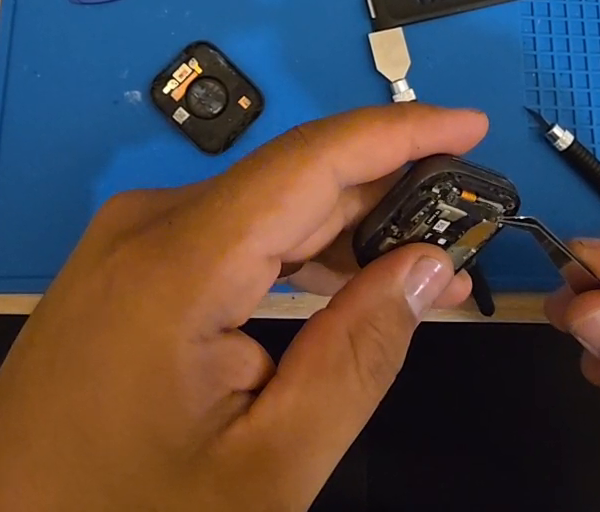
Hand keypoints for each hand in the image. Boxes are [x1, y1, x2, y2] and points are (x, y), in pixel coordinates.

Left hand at [0, 105, 486, 510]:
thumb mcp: (265, 468)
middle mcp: (155, 220)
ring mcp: (138, 234)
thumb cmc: (127, 511)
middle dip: (390, 190)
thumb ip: (355, 358)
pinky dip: (298, 252)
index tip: (471, 125)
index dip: (399, 133)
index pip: (312, 162)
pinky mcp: (134, 257)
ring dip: (349, 226)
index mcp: (181, 261)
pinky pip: (234, 233)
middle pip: (295, 178)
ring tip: (430, 262)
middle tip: (471, 218)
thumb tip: (426, 266)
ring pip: (267, 205)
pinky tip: (351, 281)